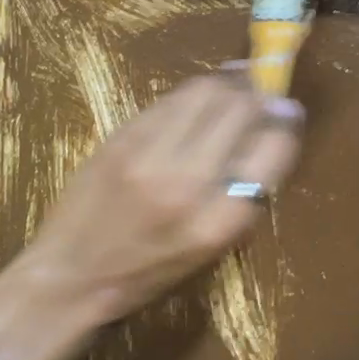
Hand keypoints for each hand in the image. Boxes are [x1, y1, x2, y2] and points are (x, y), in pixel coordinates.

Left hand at [8, 72, 303, 326]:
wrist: (71, 275)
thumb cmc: (146, 274)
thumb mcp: (208, 251)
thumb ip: (241, 199)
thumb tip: (269, 139)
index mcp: (218, 222)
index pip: (272, 150)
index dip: (286, 124)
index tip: (287, 113)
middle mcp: (188, 183)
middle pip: (240, 110)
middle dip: (258, 95)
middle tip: (261, 91)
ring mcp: (150, 155)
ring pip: (205, 92)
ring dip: (226, 84)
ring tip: (233, 84)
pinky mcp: (121, 137)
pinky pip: (169, 100)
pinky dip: (190, 94)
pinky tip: (195, 98)